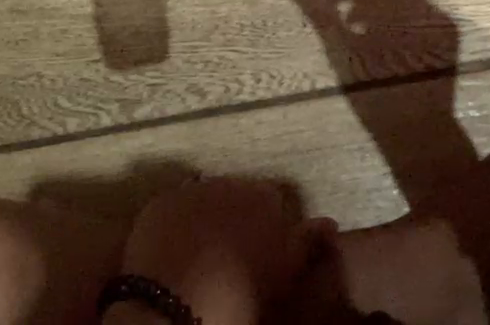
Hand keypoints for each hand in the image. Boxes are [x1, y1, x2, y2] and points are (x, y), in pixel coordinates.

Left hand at [118, 178, 334, 323]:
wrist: (176, 306)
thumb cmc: (241, 296)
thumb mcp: (283, 274)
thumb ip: (307, 243)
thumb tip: (328, 221)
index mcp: (263, 198)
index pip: (273, 198)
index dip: (269, 222)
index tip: (266, 246)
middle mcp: (228, 182)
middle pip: (238, 192)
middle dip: (239, 212)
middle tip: (236, 247)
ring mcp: (190, 189)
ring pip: (207, 195)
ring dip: (210, 212)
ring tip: (206, 245)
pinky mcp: (160, 201)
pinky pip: (176, 203)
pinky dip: (180, 218)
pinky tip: (179, 243)